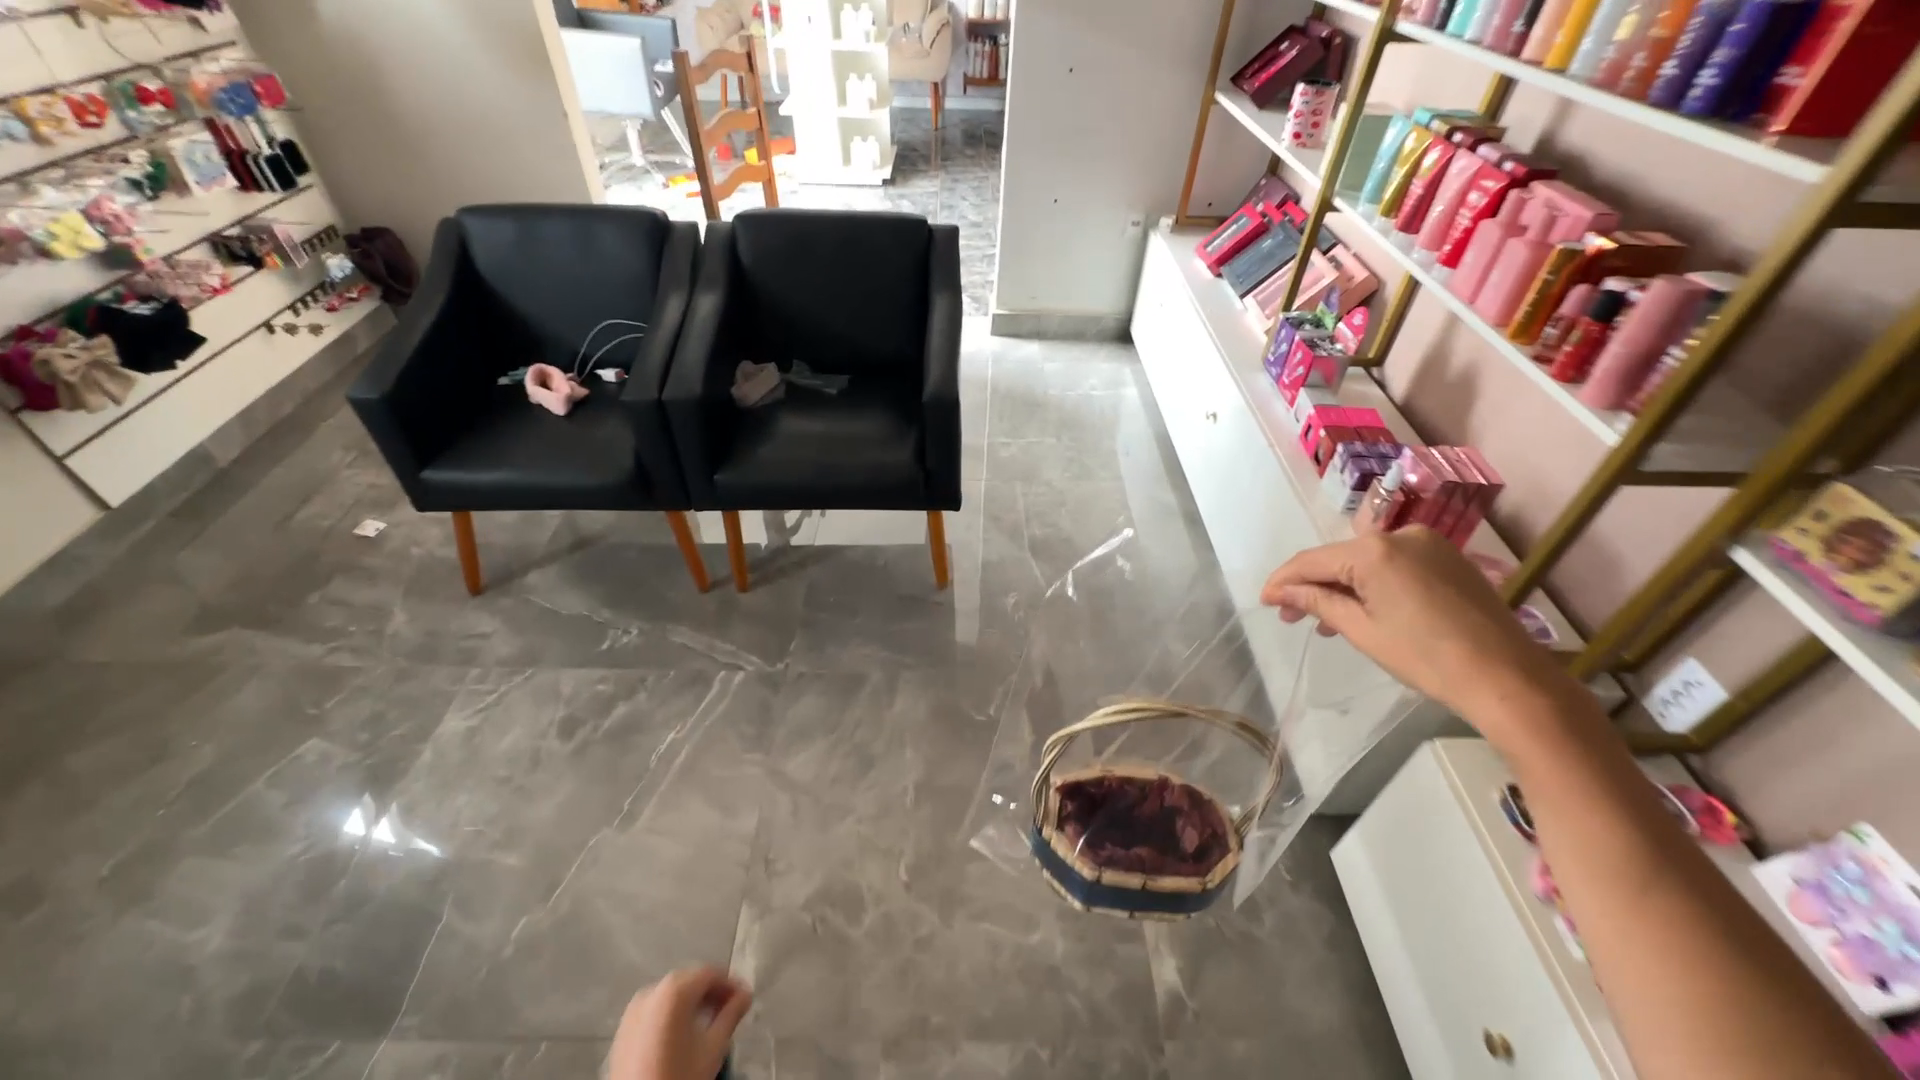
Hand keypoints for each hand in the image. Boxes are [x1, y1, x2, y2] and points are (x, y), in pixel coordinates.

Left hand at [608, 967, 753, 1079]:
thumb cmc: (679, 1075)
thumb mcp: (713, 1047)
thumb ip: (731, 1015)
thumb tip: (745, 995)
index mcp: (674, 990)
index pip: (710, 973)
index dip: (731, 984)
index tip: (744, 1000)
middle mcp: (652, 991)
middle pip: (690, 981)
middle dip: (712, 993)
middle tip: (730, 1011)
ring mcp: (634, 1009)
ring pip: (672, 995)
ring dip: (693, 1003)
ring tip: (709, 1024)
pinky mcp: (624, 1027)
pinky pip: (655, 1009)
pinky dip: (673, 1013)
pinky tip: (683, 1033)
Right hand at [1260, 528, 1581, 724]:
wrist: (1505, 676)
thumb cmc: (1425, 657)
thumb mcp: (1361, 630)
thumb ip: (1317, 602)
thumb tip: (1279, 591)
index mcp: (1375, 550)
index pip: (1312, 560)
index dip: (1283, 580)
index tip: (1263, 601)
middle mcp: (1401, 535)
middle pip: (1340, 557)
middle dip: (1312, 584)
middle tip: (1290, 616)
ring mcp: (1429, 544)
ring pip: (1368, 561)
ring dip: (1343, 585)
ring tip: (1326, 620)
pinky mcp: (1449, 559)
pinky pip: (1396, 564)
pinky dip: (1373, 583)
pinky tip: (1364, 609)